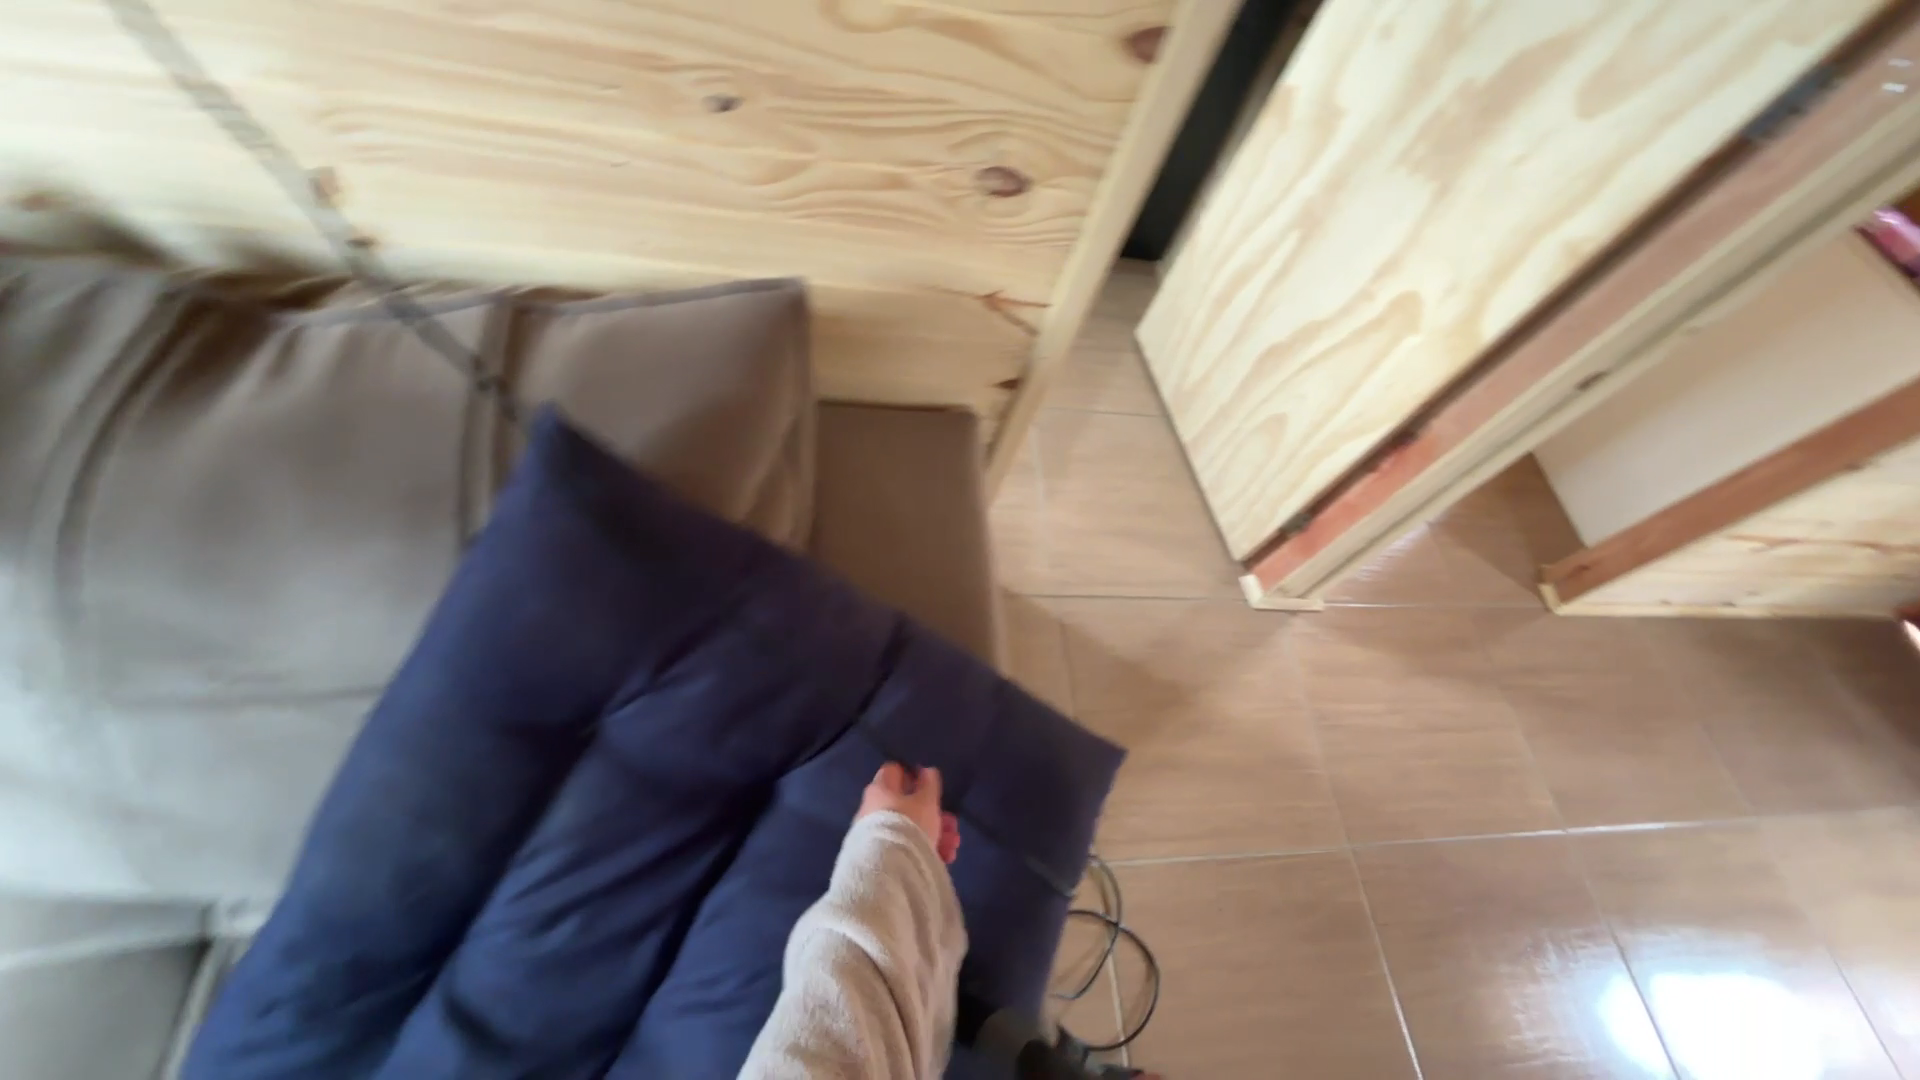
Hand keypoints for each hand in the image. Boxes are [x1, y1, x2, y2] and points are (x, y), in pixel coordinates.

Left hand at [856, 763, 959, 863]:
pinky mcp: (880, 857)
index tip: (931, 786)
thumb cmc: (908, 825)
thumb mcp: (926, 801)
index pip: (894, 772)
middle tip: (952, 824)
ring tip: (953, 846)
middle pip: (907, 805)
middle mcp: (873, 809)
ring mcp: (875, 834)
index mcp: (880, 789)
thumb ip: (929, 784)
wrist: (889, 870)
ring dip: (935, 834)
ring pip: (910, 828)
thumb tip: (926, 770)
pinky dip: (925, 850)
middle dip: (934, 814)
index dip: (913, 776)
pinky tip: (944, 858)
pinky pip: (906, 848)